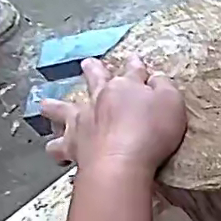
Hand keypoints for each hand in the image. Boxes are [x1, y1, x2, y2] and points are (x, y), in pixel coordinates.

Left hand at [39, 55, 186, 173]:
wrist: (122, 161)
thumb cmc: (152, 131)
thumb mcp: (172, 102)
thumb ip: (164, 86)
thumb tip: (156, 77)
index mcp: (126, 86)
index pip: (133, 70)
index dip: (135, 65)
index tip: (135, 59)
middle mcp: (99, 98)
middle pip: (95, 79)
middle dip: (93, 69)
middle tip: (89, 63)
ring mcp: (81, 120)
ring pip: (61, 108)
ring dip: (55, 106)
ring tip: (48, 105)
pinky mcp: (71, 144)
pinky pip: (56, 146)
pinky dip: (56, 146)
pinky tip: (56, 147)